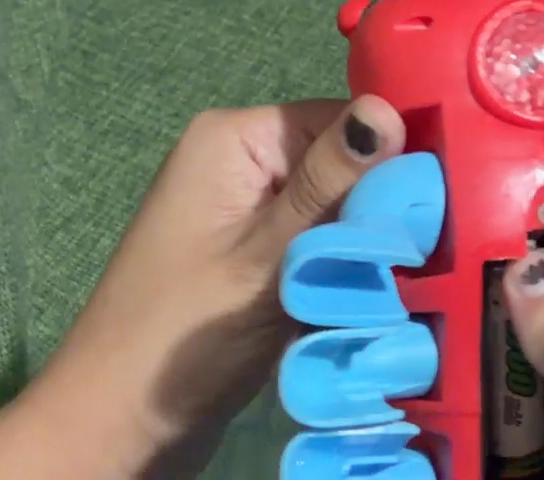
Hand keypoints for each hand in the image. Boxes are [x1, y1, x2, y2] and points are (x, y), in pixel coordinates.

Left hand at [0, 96, 405, 479]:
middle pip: (338, 158)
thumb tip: (387, 108)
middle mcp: (241, 158)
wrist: (112, 435)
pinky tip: (369, 279)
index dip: (386, 154)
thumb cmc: (185, 335)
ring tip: (399, 264)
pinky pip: (316, 230)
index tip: (431, 197)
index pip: (338, 119)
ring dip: (361, 232)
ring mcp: (246, 203)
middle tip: (421, 238)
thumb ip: (330, 181)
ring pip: (333, 198)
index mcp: (234, 137)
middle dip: (375, 199)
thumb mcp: (267, 253)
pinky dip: (342, 254)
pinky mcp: (255, 245)